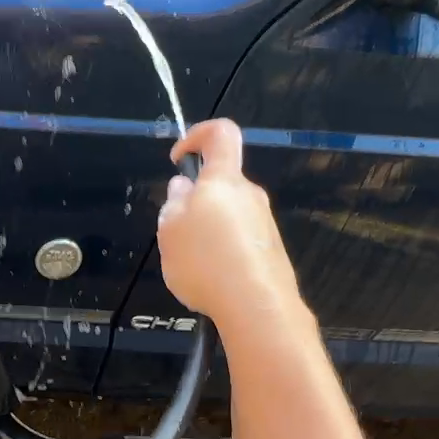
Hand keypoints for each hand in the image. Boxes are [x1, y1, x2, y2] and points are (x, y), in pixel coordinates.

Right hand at [157, 120, 303, 331]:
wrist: (255, 304)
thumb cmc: (205, 262)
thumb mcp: (170, 233)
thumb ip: (173, 205)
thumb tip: (182, 188)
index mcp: (223, 181)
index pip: (220, 134)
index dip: (197, 135)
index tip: (178, 157)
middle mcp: (249, 194)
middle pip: (221, 183)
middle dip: (195, 200)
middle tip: (174, 230)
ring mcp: (262, 222)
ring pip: (228, 213)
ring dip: (207, 229)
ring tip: (190, 261)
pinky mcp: (268, 249)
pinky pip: (238, 239)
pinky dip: (220, 250)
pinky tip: (210, 277)